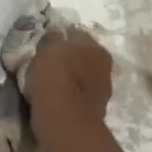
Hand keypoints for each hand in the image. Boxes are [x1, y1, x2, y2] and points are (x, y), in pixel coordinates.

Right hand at [24, 25, 112, 139]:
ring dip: (74, 79)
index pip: (77, 34)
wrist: (65, 118)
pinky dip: (73, 96)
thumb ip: (52, 39)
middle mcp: (105, 65)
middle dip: (72, 58)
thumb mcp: (47, 49)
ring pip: (85, 77)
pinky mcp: (97, 110)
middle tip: (53, 63)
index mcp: (95, 46)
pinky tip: (60, 99)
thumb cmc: (55, 76)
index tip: (49, 43)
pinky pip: (81, 96)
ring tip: (55, 84)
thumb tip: (56, 33)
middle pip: (85, 56)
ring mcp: (104, 89)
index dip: (62, 37)